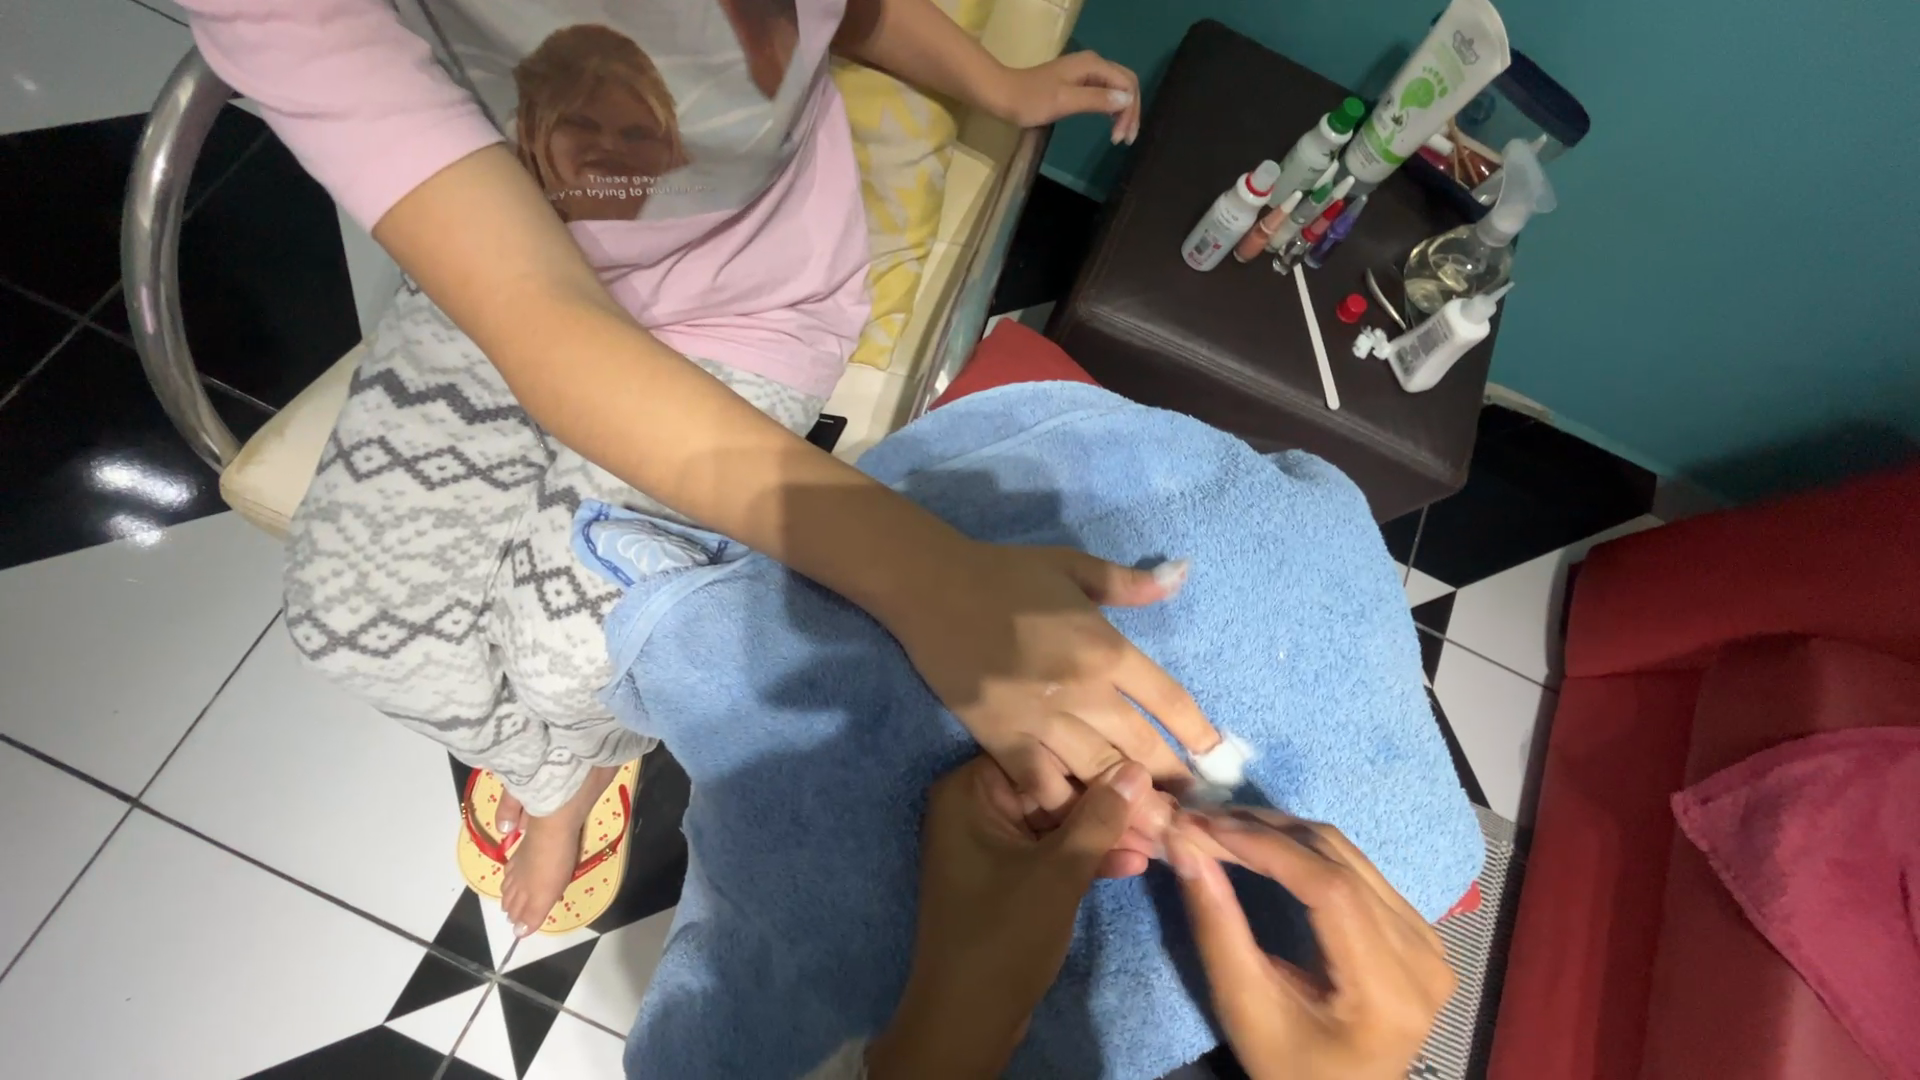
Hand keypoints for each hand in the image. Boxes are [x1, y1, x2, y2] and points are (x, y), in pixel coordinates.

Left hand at [867, 756, 1159, 1078]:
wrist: (967, 1020)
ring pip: (1054, 822)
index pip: (1038, 752)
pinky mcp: (1003, 872)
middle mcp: (972, 804)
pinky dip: (1082, 857)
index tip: (1144, 766)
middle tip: (1160, 806)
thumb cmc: (1005, 933)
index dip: (1093, 759)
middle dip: (1104, 803)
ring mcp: (987, 840)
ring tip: (1156, 837)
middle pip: (1049, 787)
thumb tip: (1138, 769)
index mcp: (969, 789)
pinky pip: (1047, 850)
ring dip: (1101, 833)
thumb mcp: (1059, 870)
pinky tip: (1132, 863)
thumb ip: (1100, 816)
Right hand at [885, 540, 1218, 818]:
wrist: (933, 589)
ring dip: (1132, 809)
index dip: (1198, 734)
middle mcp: (1081, 691)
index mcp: (1105, 647)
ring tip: (1159, 835)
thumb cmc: (1006, 574)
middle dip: (1172, 784)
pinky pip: (1040, 786)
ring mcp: (1040, 720)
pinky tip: (1085, 829)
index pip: (1169, 699)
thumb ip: (1127, 582)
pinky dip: (1065, 809)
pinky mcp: (1000, 739)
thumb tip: (1181, 577)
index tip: (1215, 761)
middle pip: (1140, 748)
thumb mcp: (1071, 565)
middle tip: (1194, 815)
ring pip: (1098, 777)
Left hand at [989, 50, 1141, 144]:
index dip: (1129, 111)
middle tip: (1126, 140)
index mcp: (1093, 65)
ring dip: (1122, 111)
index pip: (1126, 84)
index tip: (1121, 139)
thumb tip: (1126, 100)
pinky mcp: (1077, 83)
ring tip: (1120, 137)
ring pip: (1116, 89)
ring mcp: (1085, 73)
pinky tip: (1110, 124)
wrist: (1004, 95)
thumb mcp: (1065, 101)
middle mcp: (1093, 64)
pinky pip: (1104, 92)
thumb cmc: (1031, 101)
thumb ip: (1096, 100)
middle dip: (1130, 111)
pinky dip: (1111, 108)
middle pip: (1125, 84)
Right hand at [1165, 810, 1455, 1079]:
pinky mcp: (1415, 927)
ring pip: (1343, 851)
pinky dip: (1300, 846)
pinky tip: (1261, 842)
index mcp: (1389, 990)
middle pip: (1337, 860)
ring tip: (1223, 825)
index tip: (1205, 825)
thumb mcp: (1243, 1005)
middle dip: (1263, 830)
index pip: (1329, 888)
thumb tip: (1182, 843)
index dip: (1265, 846)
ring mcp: (1427, 938)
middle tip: (1202, 820)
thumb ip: (1215, 922)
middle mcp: (1422, 955)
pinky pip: (1352, 864)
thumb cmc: (1289, 1065)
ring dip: (1278, 830)